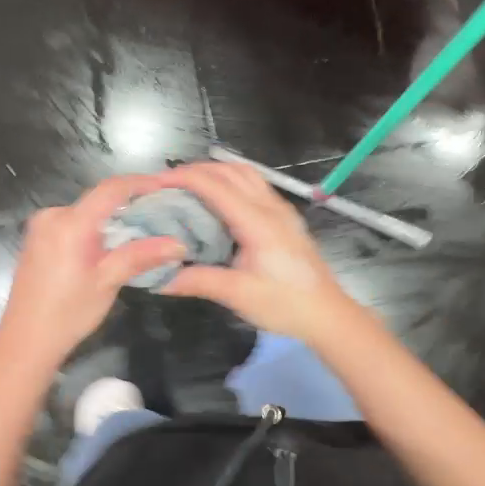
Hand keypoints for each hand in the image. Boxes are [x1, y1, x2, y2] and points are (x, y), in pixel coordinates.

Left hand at [0, 175, 185, 366]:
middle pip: (98, 199)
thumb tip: (179, 243)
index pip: (111, 189)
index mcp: (70, 222)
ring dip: (112, 218)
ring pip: (86, 211)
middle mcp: (52, 215)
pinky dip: (94, 228)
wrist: (24, 340)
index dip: (140, 183)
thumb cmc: (68, 313)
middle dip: (129, 204)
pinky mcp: (37, 238)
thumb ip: (141, 256)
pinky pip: (72, 222)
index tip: (166, 186)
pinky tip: (110, 244)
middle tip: (161, 213)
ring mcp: (41, 226)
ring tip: (143, 230)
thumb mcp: (108, 282)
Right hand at [160, 163, 362, 343]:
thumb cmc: (285, 305)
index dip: (184, 178)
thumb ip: (198, 281)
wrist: (328, 315)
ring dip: (214, 172)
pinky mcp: (284, 217)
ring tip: (187, 186)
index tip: (155, 183)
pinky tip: (215, 200)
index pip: (215, 186)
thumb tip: (157, 278)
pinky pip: (253, 185)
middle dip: (196, 170)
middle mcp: (270, 207)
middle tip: (165, 184)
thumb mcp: (238, 295)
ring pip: (244, 173)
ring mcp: (280, 210)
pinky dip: (229, 181)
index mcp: (258, 222)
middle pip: (230, 171)